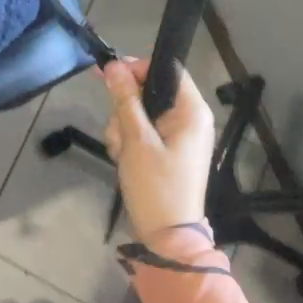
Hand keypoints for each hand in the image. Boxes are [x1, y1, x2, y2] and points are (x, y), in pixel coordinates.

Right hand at [99, 57, 215, 237]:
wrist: (168, 236)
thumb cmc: (156, 186)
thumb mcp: (136, 141)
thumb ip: (125, 101)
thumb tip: (113, 66)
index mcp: (192, 112)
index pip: (167, 69)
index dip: (138, 68)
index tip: (110, 77)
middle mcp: (189, 119)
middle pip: (148, 91)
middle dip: (124, 108)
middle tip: (118, 131)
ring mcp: (177, 136)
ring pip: (139, 112)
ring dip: (122, 128)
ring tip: (121, 152)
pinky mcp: (166, 150)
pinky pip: (141, 131)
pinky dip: (127, 141)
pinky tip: (123, 159)